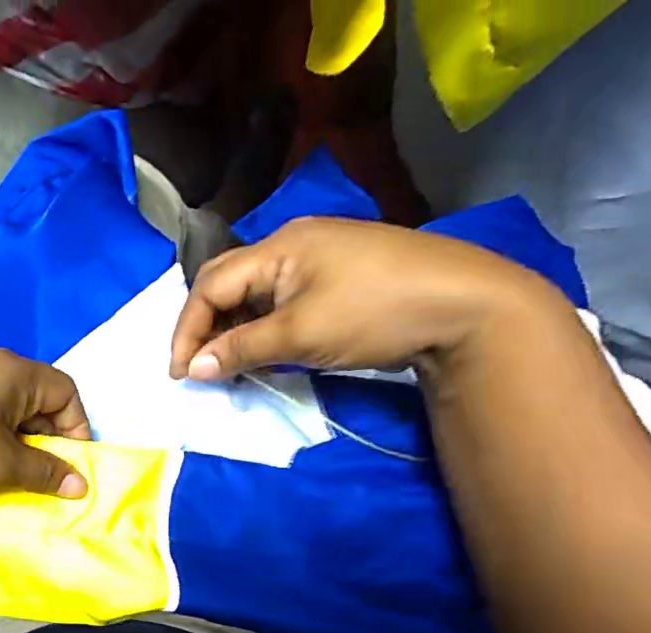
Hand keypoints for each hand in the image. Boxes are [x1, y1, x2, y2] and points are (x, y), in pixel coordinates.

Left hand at [0, 348, 91, 499]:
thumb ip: (45, 473)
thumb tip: (82, 484)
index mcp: (13, 370)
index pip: (66, 393)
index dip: (75, 431)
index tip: (65, 469)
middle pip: (36, 400)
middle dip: (42, 441)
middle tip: (34, 479)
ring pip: (3, 411)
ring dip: (11, 445)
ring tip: (1, 477)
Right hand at [168, 216, 569, 380]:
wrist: (469, 305)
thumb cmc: (377, 311)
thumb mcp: (301, 335)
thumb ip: (241, 350)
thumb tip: (194, 369)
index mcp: (280, 245)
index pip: (211, 285)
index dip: (188, 330)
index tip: (181, 372)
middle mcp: (293, 242)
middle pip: (226, 283)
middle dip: (204, 326)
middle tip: (198, 365)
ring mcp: (317, 257)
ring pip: (252, 293)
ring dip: (232, 329)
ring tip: (228, 364)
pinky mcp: (336, 276)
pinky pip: (279, 299)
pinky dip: (260, 326)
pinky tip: (263, 349)